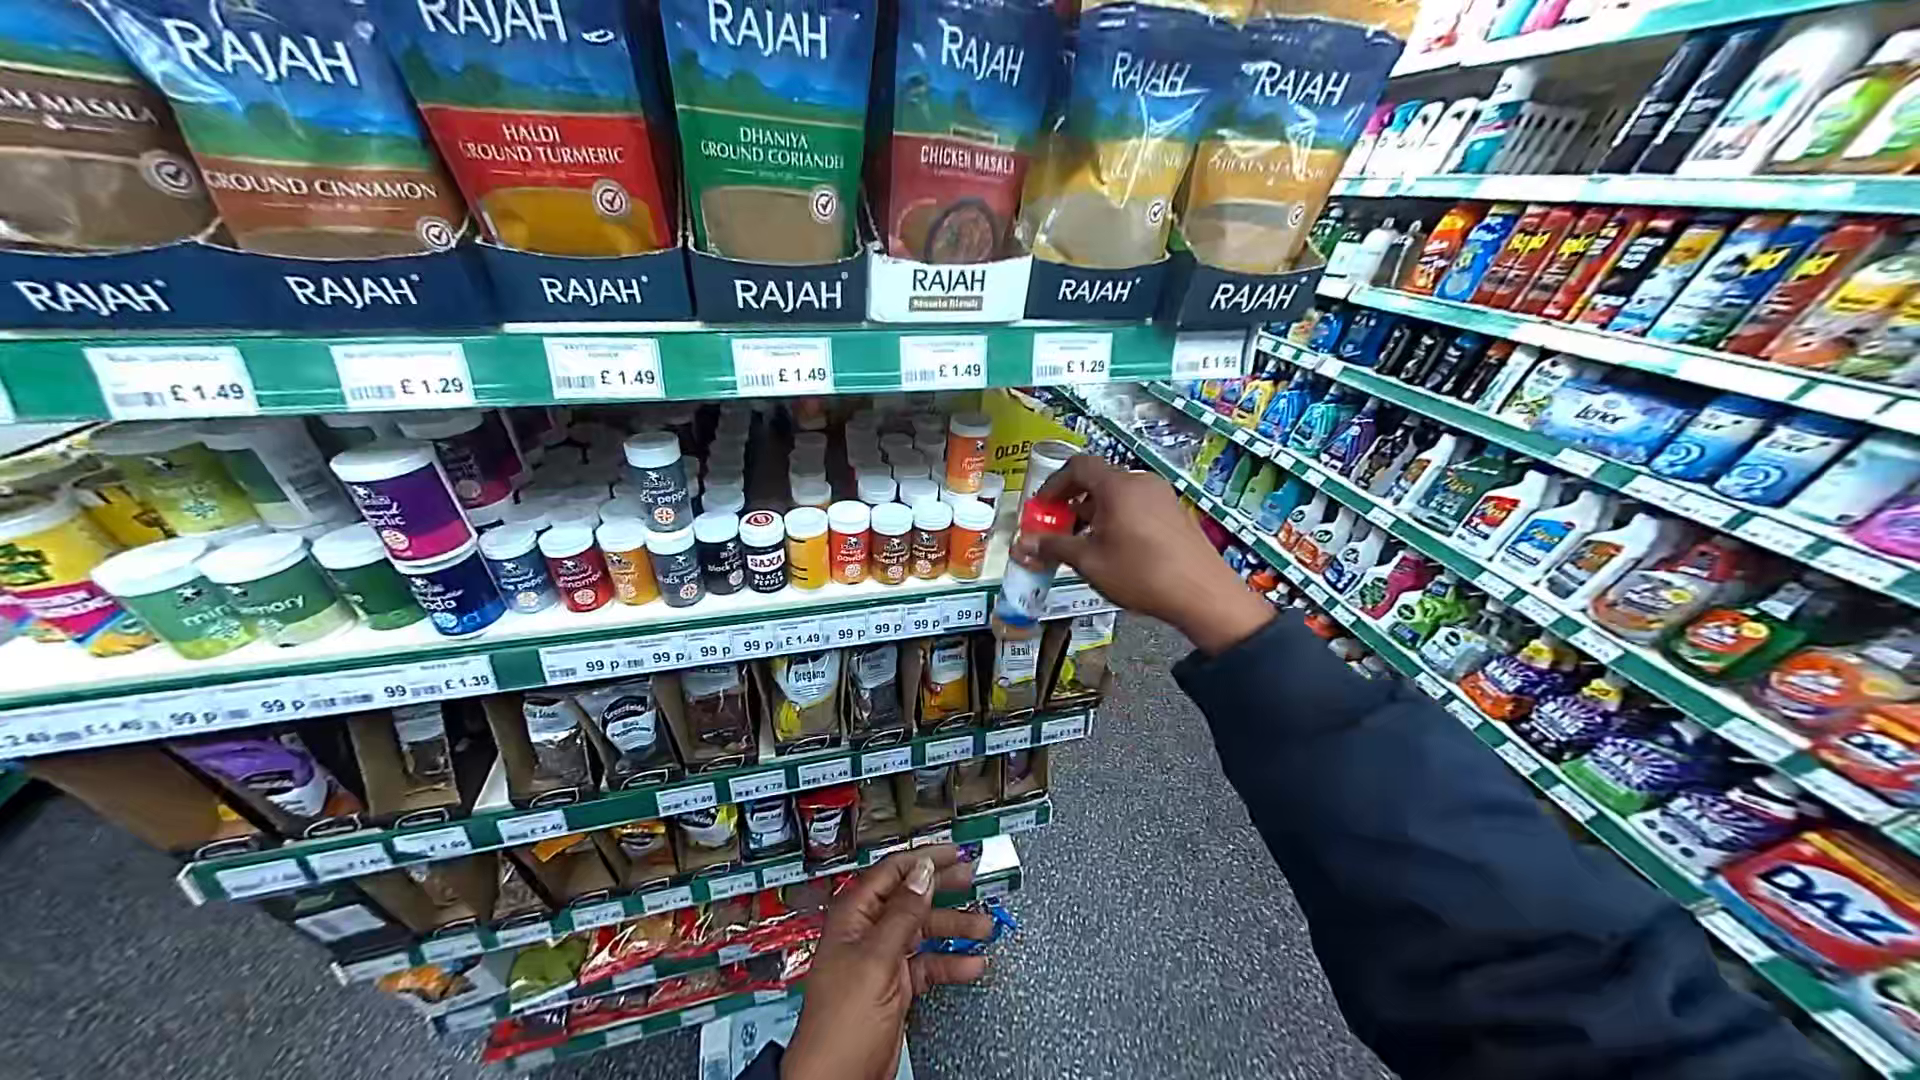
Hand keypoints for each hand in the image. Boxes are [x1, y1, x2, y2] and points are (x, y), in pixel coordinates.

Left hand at [781, 847, 992, 1079]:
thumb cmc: (839, 1024)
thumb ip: (902, 914)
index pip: (892, 872)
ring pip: (925, 931)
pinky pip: (929, 964)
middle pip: (911, 898)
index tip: (952, 853)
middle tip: (971, 878)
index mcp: (855, 915)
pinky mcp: (897, 986)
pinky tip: (972, 963)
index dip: (923, 859)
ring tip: (983, 926)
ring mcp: (883, 959)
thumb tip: (922, 873)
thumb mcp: (875, 959)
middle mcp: (869, 932)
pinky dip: (951, 963)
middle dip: (943, 888)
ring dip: (955, 929)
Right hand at [1017, 455, 1273, 654]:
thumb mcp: (1089, 561)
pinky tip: (1115, 548)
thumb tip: (1021, 545)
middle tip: (1059, 527)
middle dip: (1073, 502)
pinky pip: (1137, 505)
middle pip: (1098, 480)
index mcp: (1118, 486)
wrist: (1203, 595)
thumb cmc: (1141, 574)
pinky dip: (1117, 518)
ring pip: (1118, 494)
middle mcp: (1141, 482)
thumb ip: (1053, 547)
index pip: (1078, 466)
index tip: (1042, 508)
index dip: (1053, 484)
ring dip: (1095, 512)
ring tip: (1085, 543)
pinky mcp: (1175, 513)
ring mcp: (1162, 496)